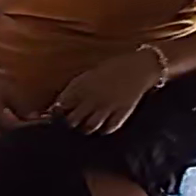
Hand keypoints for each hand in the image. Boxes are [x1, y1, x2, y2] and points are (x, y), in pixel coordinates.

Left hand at [49, 48, 163, 134]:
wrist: (141, 66)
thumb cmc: (111, 70)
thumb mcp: (88, 76)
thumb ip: (73, 91)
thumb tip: (55, 108)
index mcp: (82, 87)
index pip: (61, 107)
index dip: (58, 113)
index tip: (59, 115)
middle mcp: (93, 98)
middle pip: (72, 121)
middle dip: (72, 122)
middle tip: (76, 121)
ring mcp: (108, 106)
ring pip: (89, 127)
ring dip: (87, 127)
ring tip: (89, 124)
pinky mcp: (122, 112)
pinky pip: (109, 128)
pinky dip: (105, 129)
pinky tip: (104, 125)